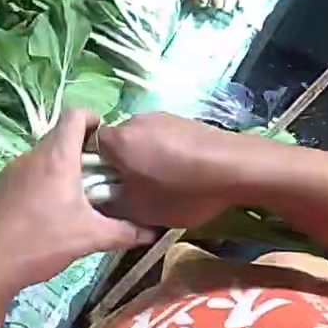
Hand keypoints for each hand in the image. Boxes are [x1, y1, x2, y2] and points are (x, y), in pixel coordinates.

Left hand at [0, 110, 151, 296]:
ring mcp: (11, 171)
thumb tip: (154, 233)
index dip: (94, 119)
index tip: (107, 142)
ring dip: (62, 169)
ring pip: (44, 158)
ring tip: (77, 198)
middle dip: (83, 151)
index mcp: (57, 157)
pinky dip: (43, 183)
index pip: (75, 115)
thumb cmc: (41, 242)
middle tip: (101, 177)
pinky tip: (48, 214)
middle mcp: (32, 156)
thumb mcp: (90, 238)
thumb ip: (125, 232)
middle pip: (60, 137)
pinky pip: (27, 174)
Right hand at [93, 113, 261, 229]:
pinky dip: (169, 155)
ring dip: (148, 160)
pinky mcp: (186, 120)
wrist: (238, 168)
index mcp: (117, 139)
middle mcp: (135, 120)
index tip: (111, 190)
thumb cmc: (181, 190)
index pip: (89, 149)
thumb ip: (112, 205)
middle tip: (139, 192)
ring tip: (168, 184)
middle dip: (124, 166)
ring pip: (143, 141)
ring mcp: (163, 117)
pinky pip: (166, 139)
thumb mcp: (141, 211)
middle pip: (118, 144)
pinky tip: (187, 174)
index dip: (97, 171)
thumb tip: (103, 199)